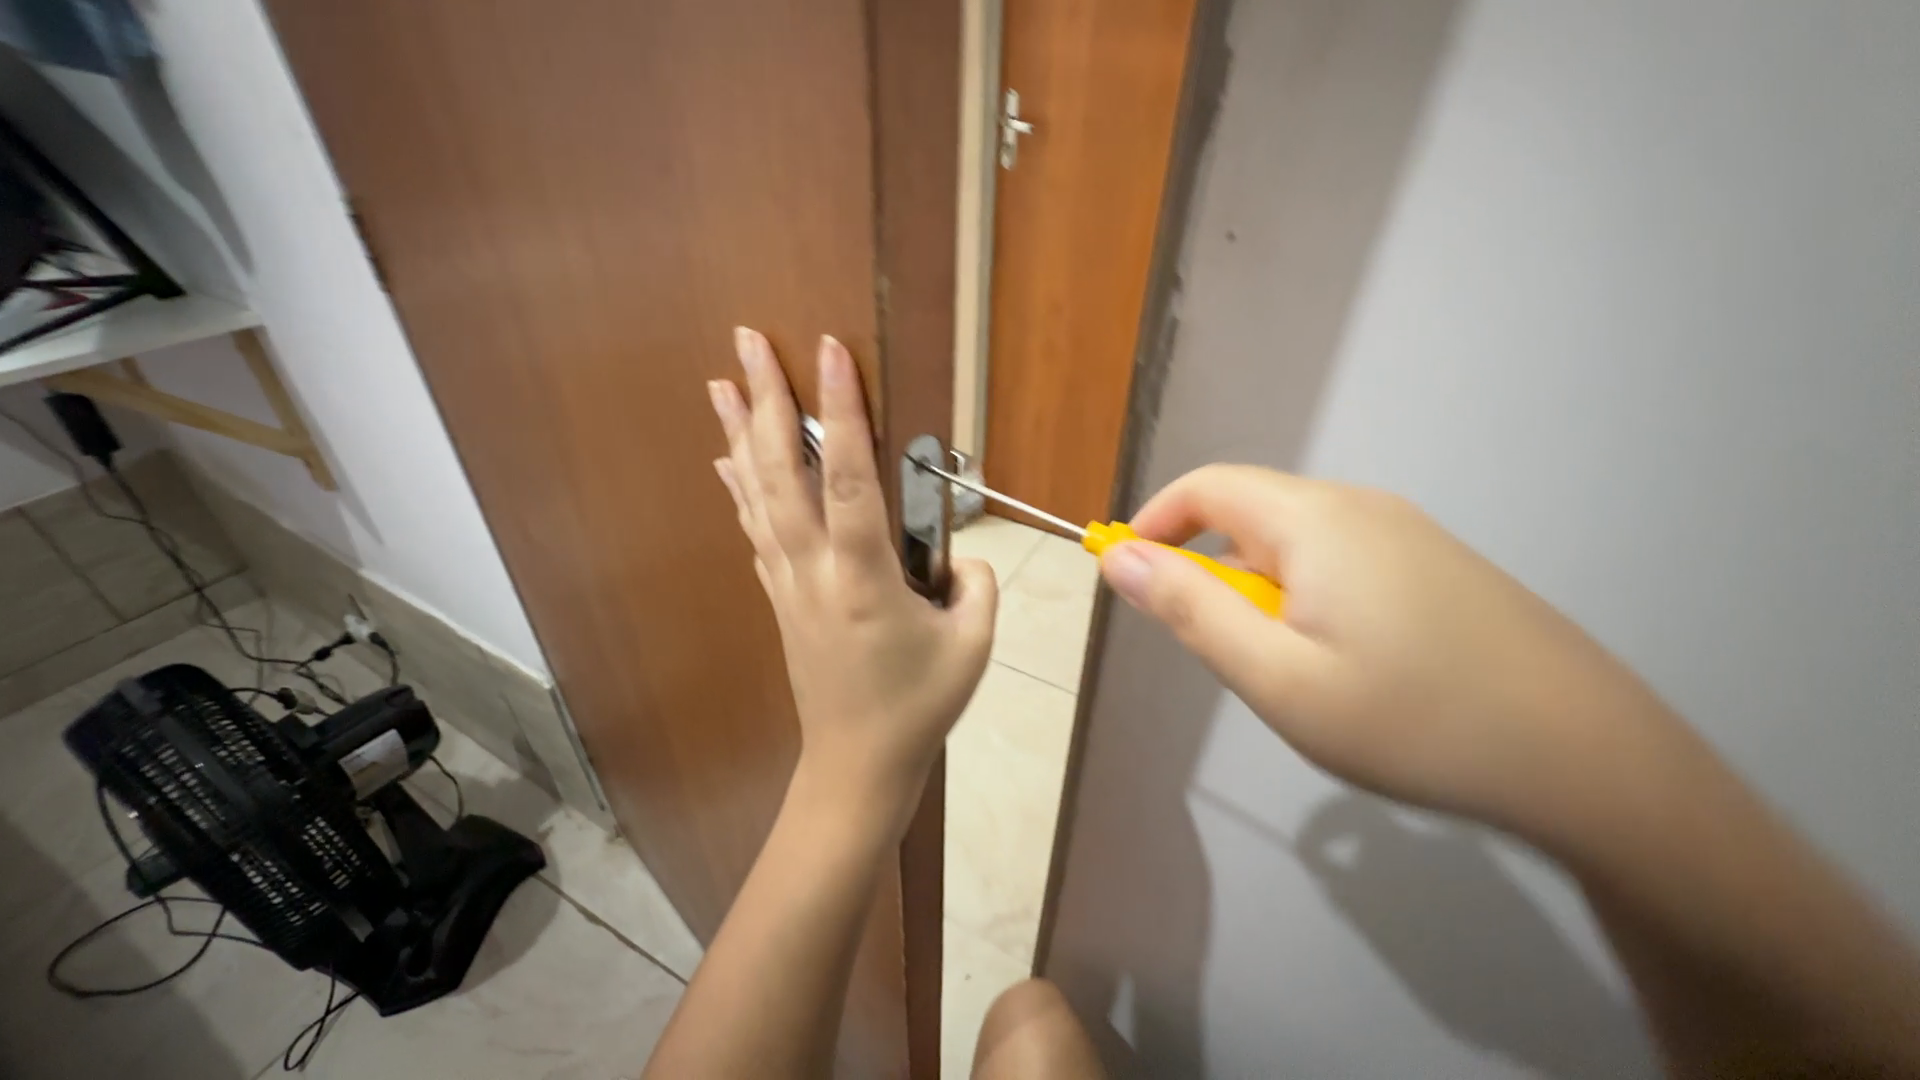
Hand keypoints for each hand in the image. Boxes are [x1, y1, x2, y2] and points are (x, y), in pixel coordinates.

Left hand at [707, 328, 996, 817]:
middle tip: (746, 342)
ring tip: (720, 384)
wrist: (857, 762)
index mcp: (863, 580)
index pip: (850, 481)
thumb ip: (973, 582)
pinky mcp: (780, 597)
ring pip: (758, 497)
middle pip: (782, 475)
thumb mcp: (973, 644)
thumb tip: (955, 555)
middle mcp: (813, 571)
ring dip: (740, 436)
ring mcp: (788, 584)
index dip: (843, 413)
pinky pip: (755, 530)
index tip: (830, 353)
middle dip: (766, 402)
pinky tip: (727, 461)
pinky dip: (740, 489)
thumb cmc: (919, 705)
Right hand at [1100, 465, 1681, 834]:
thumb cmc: (1411, 719)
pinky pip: (1346, 563)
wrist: (1590, 759)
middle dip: (1215, 571)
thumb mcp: (1277, 678)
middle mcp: (1363, 507)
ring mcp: (1411, 534)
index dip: (1156, 523)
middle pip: (1253, 514)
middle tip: (1230, 655)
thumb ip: (1191, 611)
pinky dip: (1313, 600)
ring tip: (1296, 673)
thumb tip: (1119, 557)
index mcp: (1315, 520)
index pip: (1207, 486)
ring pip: (1301, 545)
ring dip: (1266, 593)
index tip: (1131, 577)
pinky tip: (1355, 668)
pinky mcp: (1442, 567)